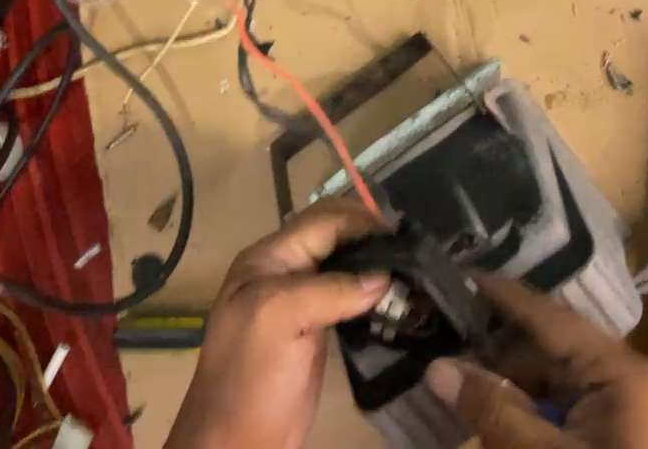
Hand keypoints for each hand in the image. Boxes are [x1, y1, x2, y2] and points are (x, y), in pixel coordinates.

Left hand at [164, 199, 388, 448]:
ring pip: (341, 265)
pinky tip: (394, 299)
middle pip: (332, 237)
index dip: (359, 221)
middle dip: (368, 237)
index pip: (321, 221)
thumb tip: (384, 276)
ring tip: (411, 271)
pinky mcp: (313, 329)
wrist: (236, 445)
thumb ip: (330, 290)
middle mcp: (283, 270)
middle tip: (411, 250)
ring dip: (371, 263)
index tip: (401, 233)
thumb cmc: (251, 375)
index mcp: (268, 257)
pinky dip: (369, 292)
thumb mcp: (280, 318)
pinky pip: (345, 297)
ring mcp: (298, 301)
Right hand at [423, 274, 647, 448]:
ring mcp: (632, 410)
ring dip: (513, 387)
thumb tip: (438, 367)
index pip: (548, 314)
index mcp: (621, 370)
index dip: (500, 294)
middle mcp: (630, 377)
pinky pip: (573, 411)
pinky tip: (499, 420)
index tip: (456, 274)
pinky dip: (536, 414)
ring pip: (558, 382)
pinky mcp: (628, 438)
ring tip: (461, 386)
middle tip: (444, 344)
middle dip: (498, 352)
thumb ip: (493, 410)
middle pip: (550, 349)